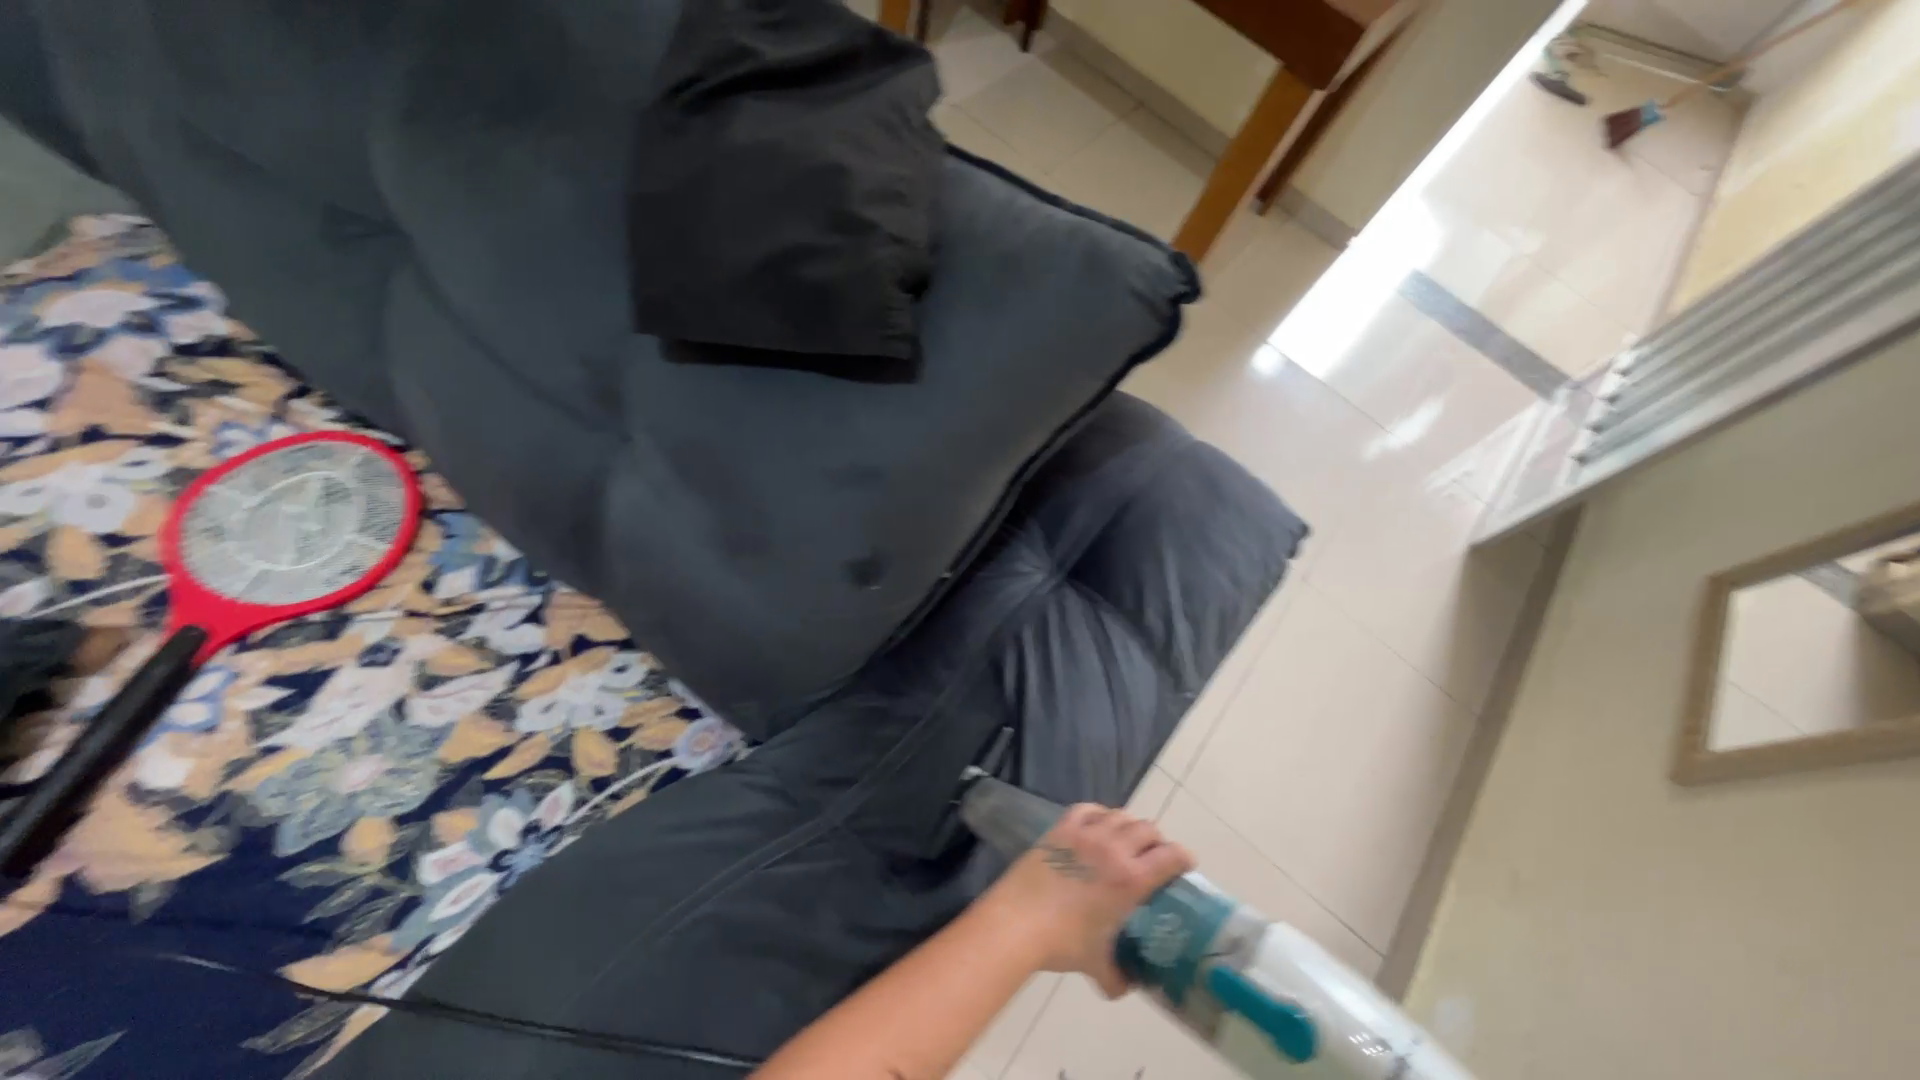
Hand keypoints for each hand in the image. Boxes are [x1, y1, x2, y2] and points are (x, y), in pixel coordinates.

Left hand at [978, 804, 1194, 998]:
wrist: (1016, 923)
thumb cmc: (1062, 943)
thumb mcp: (1096, 965)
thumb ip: (1116, 977)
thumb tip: (1124, 987)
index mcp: (1131, 879)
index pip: (1172, 855)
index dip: (1184, 857)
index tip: (1185, 865)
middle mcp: (1113, 848)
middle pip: (1148, 829)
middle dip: (1157, 841)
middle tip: (1154, 857)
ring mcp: (1085, 834)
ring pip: (1120, 815)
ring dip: (1129, 825)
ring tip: (1126, 840)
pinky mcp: (1060, 829)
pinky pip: (1087, 809)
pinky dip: (1099, 813)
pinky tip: (1097, 824)